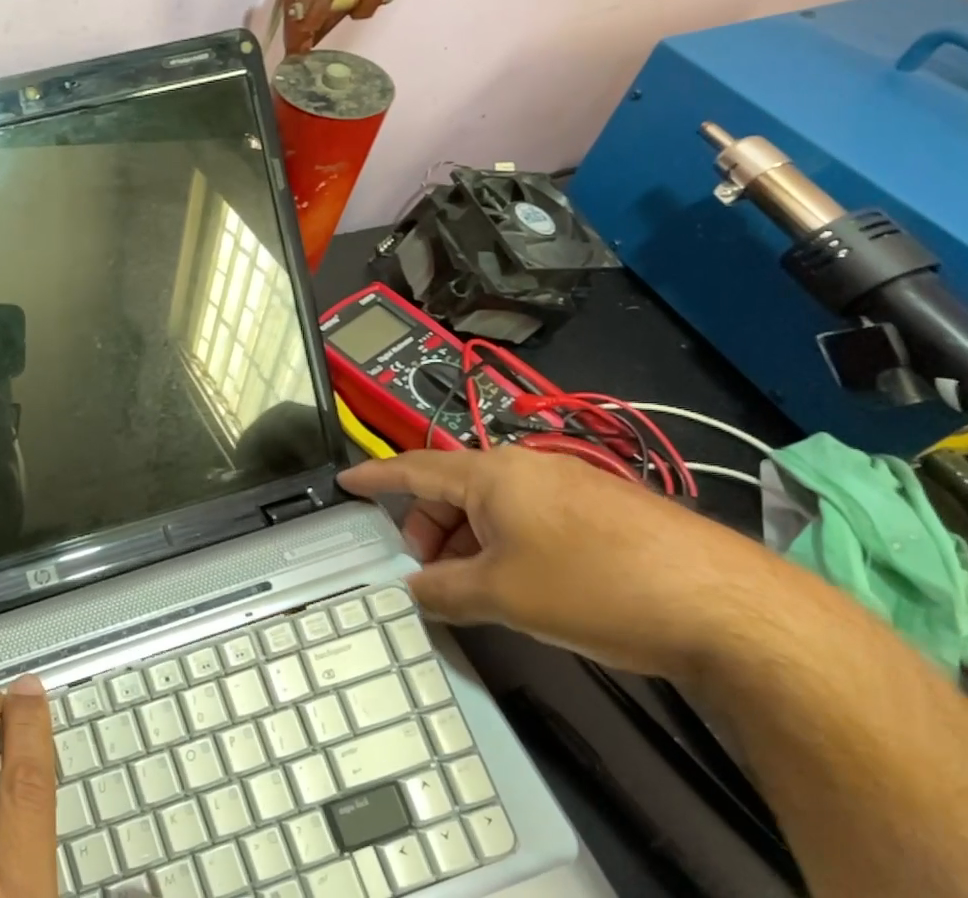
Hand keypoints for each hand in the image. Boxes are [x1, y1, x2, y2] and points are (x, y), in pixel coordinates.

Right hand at [337, 448, 769, 678]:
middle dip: (427, 528)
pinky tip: (523, 585)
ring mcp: (572, 484)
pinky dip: (507, 544)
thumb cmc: (595, 587)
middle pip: (452, 489)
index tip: (344, 482)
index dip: (374, 476)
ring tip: (475, 589)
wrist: (729, 608)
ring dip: (468, 541)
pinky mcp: (607, 509)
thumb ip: (442, 589)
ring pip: (494, 505)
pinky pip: (531, 517)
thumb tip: (415, 589)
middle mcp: (528, 466)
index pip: (413, 467)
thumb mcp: (501, 595)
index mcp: (492, 473)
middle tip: (424, 574)